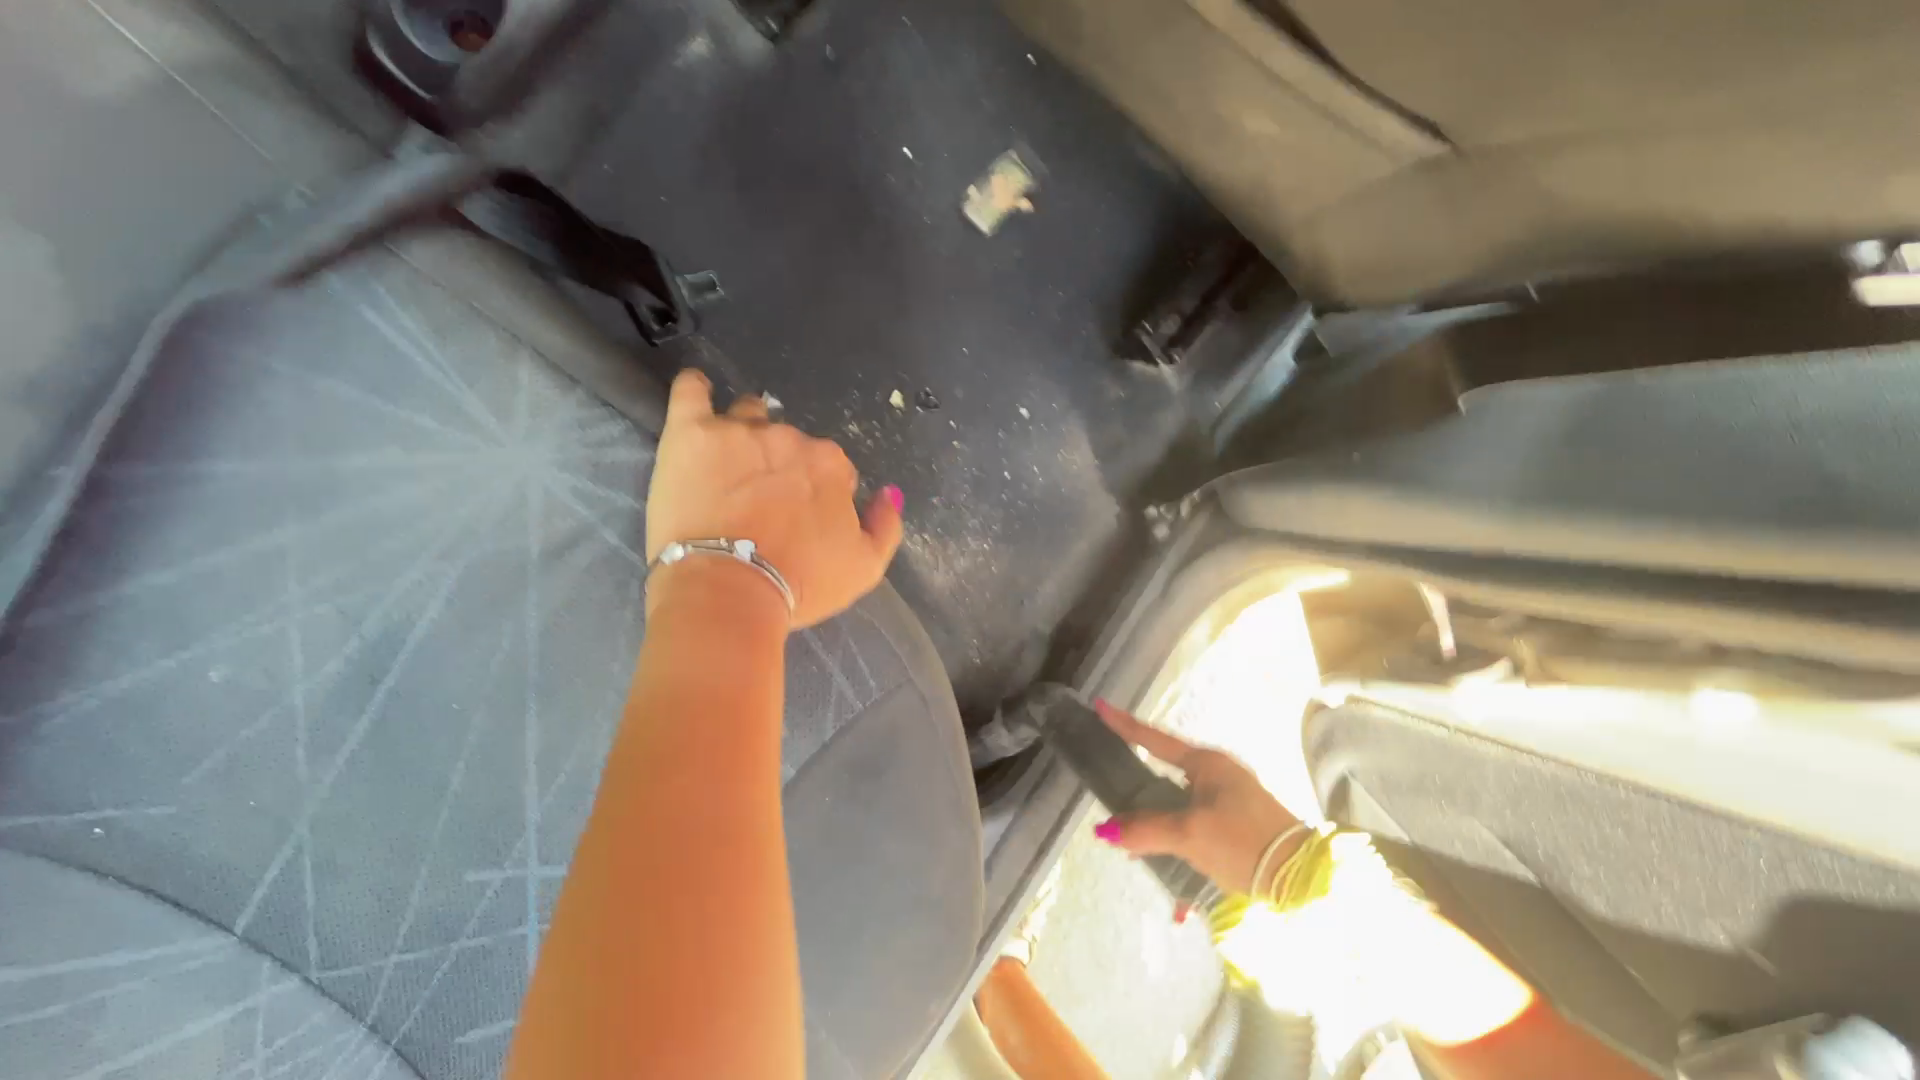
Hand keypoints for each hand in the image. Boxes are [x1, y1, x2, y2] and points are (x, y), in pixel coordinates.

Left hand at [645, 370, 903, 628]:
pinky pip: (690, 392)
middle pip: (788, 442)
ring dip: (743, 430)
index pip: (830, 467)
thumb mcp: (864, 568)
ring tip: (729, 461)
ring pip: (745, 415)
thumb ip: (886, 525)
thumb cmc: (799, 585)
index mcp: (830, 465)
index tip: (800, 518)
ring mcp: (738, 431)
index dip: (817, 492)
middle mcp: (789, 438)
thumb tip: (890, 493)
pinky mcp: (690, 433)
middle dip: (779, 465)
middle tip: (760, 504)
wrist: (727, 592)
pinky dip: (695, 388)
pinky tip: (698, 390)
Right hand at [1093, 700, 1301, 893]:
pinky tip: (1172, 881)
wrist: (1301, 878)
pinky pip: (1192, 828)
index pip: (1155, 739)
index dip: (1125, 725)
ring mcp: (1228, 800)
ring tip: (1138, 849)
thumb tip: (1106, 831)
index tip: (1100, 706)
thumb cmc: (1243, 841)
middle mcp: (1217, 775)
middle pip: (1164, 776)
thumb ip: (1145, 829)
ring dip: (1158, 827)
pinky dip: (1177, 846)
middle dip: (1139, 795)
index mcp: (1207, 763)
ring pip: (1177, 806)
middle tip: (1113, 801)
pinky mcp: (1235, 825)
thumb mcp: (1189, 834)